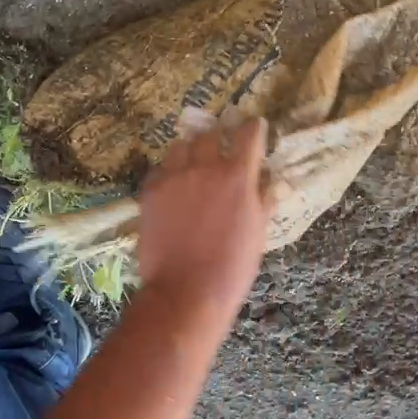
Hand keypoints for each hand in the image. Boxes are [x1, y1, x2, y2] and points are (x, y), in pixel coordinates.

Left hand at [136, 108, 270, 322]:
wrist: (185, 289)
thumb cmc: (231, 266)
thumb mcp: (258, 232)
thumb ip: (263, 198)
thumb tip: (268, 178)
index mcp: (237, 176)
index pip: (249, 134)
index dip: (254, 129)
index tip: (254, 129)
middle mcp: (204, 167)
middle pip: (210, 134)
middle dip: (218, 137)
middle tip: (219, 147)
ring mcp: (173, 177)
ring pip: (180, 147)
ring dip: (189, 151)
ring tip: (192, 165)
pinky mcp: (150, 191)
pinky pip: (159, 169)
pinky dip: (168, 172)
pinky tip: (172, 186)